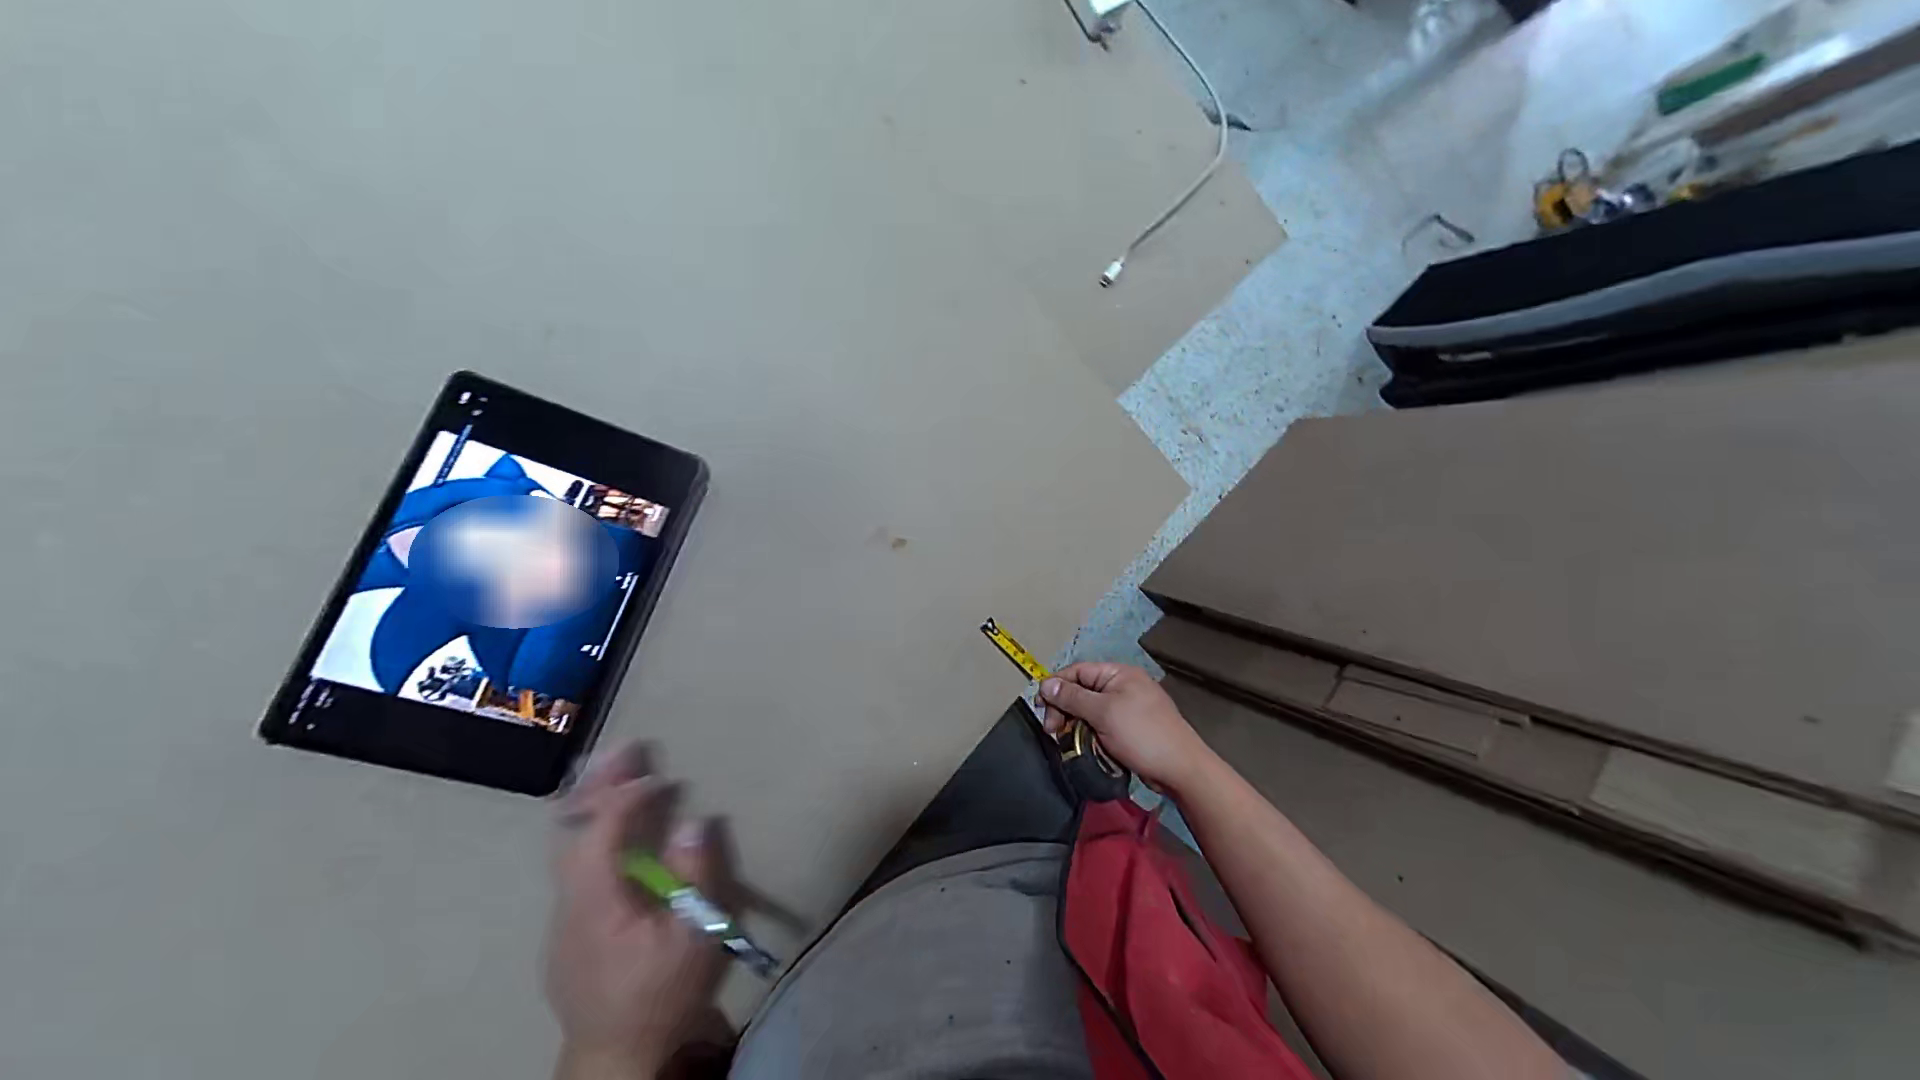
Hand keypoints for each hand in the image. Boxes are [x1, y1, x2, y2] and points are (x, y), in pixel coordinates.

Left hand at [546, 743, 728, 1077]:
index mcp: (596, 904)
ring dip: (593, 803)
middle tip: (626, 748)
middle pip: (572, 831)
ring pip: (567, 847)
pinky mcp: (569, 929)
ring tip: (616, 770)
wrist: (616, 1056)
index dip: (625, 797)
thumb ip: (695, 877)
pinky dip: (593, 830)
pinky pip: (575, 864)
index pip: (600, 833)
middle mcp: (569, 904)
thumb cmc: (662, 994)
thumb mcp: (695, 938)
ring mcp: (563, 919)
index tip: (657, 777)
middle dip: (599, 785)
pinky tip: (610, 824)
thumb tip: (694, 822)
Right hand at [1038, 662, 1218, 793]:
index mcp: (1118, 674)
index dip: (1056, 686)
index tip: (1040, 707)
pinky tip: (1083, 745)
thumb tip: (1045, 684)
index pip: (1077, 672)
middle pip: (1081, 691)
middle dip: (1063, 709)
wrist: (1180, 769)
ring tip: (1066, 740)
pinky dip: (1089, 734)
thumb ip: (1072, 697)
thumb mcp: (1103, 713)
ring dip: (1075, 724)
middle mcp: (1122, 686)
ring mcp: (1126, 708)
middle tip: (1052, 730)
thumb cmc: (1142, 735)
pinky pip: (1100, 725)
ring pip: (1088, 711)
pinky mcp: (1128, 729)